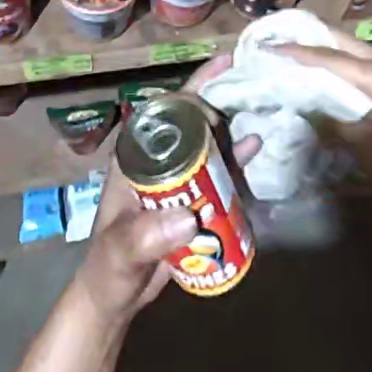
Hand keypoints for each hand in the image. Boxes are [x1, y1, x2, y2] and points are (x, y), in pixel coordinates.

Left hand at [72, 56, 258, 321]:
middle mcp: (156, 159)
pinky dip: (236, 160)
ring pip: (205, 143)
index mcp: (134, 158)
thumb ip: (144, 237)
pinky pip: (217, 173)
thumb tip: (189, 218)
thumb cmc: (110, 267)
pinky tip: (256, 147)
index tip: (224, 75)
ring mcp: (175, 178)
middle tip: (253, 86)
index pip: (163, 113)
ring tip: (261, 105)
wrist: (115, 296)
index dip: (191, 93)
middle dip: (217, 101)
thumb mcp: (122, 251)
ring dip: (229, 127)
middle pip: (189, 122)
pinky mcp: (191, 199)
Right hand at [261, 35, 371, 218]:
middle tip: (273, 40)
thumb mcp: (366, 147)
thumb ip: (331, 118)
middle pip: (338, 42)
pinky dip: (332, 63)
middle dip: (305, 39)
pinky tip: (313, 71)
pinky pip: (355, 63)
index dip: (295, 51)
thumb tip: (297, 100)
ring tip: (286, 51)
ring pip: (347, 50)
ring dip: (318, 49)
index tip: (264, 46)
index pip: (329, 57)